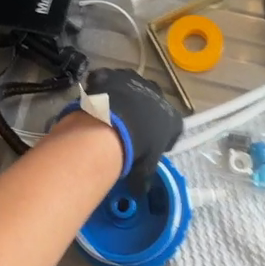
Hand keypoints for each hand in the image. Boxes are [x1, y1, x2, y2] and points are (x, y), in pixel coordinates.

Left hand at [76, 68, 180, 186]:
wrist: (110, 125)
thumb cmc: (135, 149)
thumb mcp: (144, 169)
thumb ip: (143, 178)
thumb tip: (139, 192)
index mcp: (171, 117)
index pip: (171, 126)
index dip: (158, 136)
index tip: (146, 146)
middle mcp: (156, 94)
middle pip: (150, 102)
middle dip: (140, 112)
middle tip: (124, 129)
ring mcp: (133, 80)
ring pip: (129, 87)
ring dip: (121, 98)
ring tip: (106, 115)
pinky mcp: (111, 74)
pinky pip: (106, 80)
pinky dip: (100, 87)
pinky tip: (93, 101)